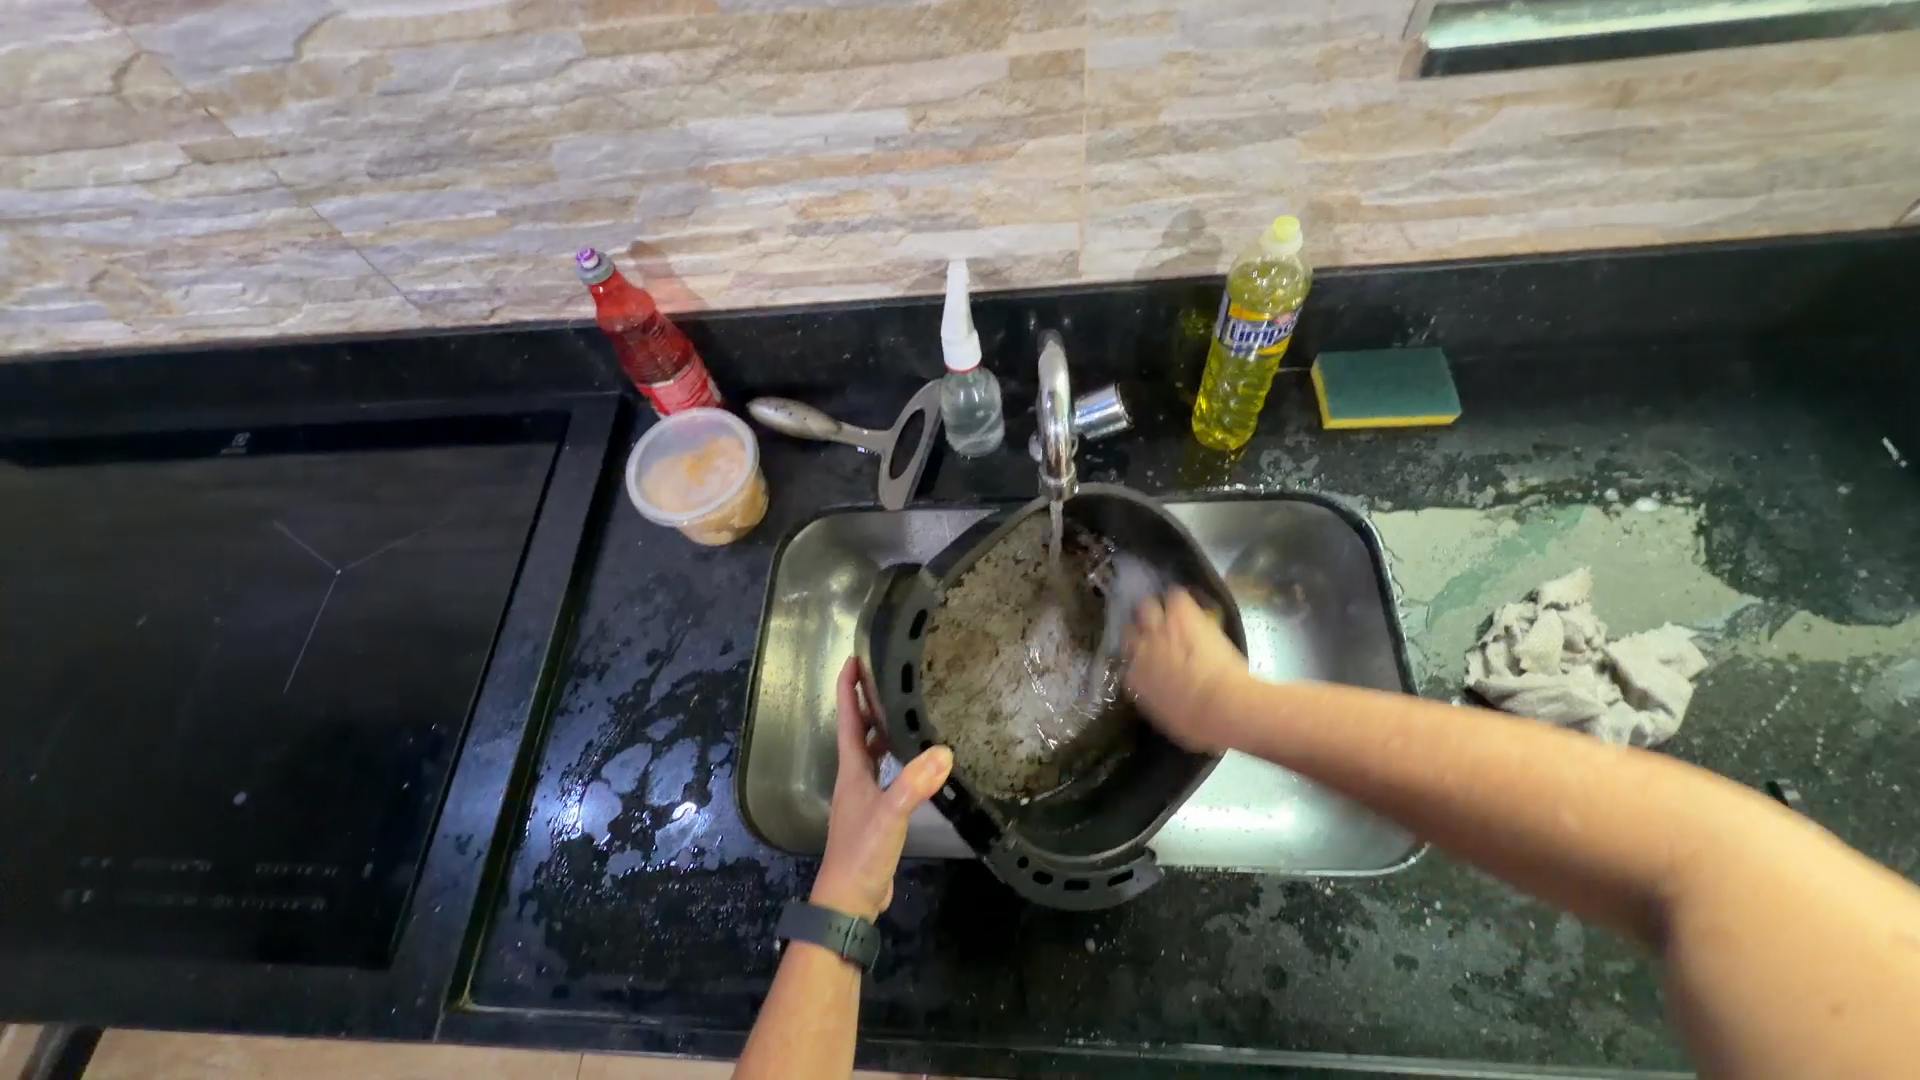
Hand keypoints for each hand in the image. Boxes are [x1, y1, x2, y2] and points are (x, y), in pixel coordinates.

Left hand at [810, 657, 953, 920]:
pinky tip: (915, 764)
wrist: (849, 902)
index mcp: (851, 772)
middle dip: (867, 704)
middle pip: (858, 733)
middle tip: (886, 676)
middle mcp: (853, 780)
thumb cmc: (862, 853)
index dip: (847, 689)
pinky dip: (896, 761)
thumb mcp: (890, 815)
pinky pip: (885, 776)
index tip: (853, 658)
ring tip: (903, 710)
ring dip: (881, 731)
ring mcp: (862, 799)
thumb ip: (914, 784)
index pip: (847, 720)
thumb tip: (943, 751)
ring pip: (871, 755)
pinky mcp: (875, 816)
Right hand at [1124, 587, 1248, 751]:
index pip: (1128, 660)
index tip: (1150, 659)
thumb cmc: (1199, 724)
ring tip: (1170, 612)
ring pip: (1146, 606)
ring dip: (1156, 609)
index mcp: (1136, 679)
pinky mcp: (1181, 614)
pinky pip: (1175, 596)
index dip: (1140, 657)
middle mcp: (1140, 650)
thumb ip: (1157, 701)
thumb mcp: (1168, 718)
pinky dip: (1180, 598)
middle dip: (1142, 629)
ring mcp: (1159, 629)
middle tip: (1157, 632)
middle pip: (1131, 629)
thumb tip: (1159, 696)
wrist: (1223, 706)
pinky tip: (1188, 603)